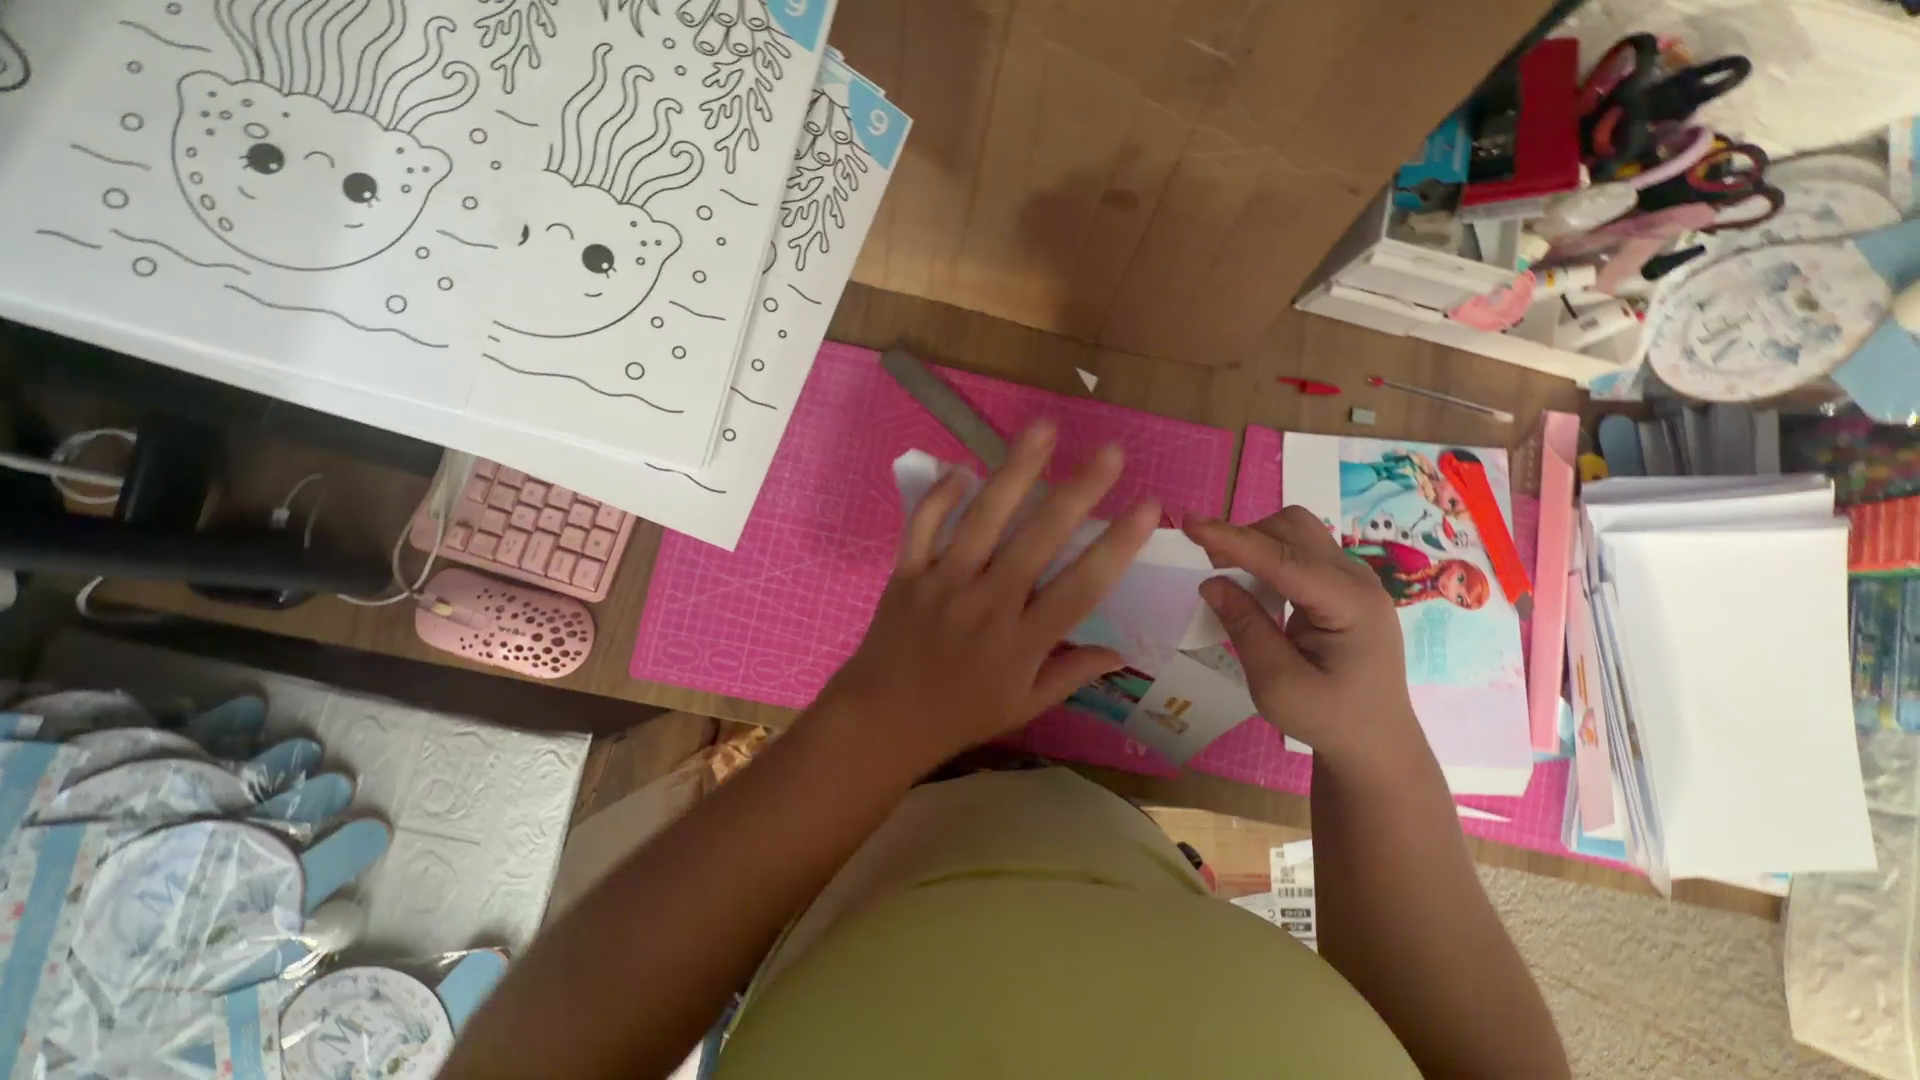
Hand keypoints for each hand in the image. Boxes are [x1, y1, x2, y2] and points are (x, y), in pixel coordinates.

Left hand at [811, 421, 1158, 778]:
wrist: (883, 719)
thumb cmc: (962, 714)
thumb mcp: (1024, 705)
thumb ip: (1071, 674)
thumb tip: (1120, 654)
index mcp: (1023, 641)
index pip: (1081, 586)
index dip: (1117, 545)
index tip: (1148, 507)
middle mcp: (988, 604)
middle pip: (1038, 539)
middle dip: (1079, 491)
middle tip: (1109, 452)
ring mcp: (944, 583)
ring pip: (983, 518)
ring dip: (1016, 470)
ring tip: (1044, 429)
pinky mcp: (908, 573)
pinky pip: (924, 525)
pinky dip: (941, 495)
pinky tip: (964, 468)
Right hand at [1183, 509, 1427, 770]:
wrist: (1375, 741)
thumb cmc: (1329, 720)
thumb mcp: (1277, 686)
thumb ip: (1246, 629)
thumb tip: (1211, 582)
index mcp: (1350, 605)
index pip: (1282, 559)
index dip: (1233, 539)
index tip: (1189, 524)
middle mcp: (1357, 580)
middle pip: (1293, 529)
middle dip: (1246, 538)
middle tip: (1209, 567)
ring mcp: (1354, 580)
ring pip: (1297, 533)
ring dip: (1257, 544)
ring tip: (1229, 576)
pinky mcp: (1344, 586)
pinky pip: (1301, 552)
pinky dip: (1269, 558)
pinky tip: (1254, 587)